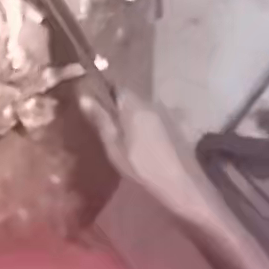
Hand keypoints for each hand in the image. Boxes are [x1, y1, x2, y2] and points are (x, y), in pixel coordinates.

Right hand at [77, 89, 218, 231]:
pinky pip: (155, 116)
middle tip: (108, 124)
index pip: (116, 84)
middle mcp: (151, 101)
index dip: (105, 89)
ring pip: (143, 106)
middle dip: (119, 104)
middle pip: (130, 95)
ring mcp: (166, 112)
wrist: (184, 185)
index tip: (95, 101)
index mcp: (133, 104)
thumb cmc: (143, 167)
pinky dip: (147, 124)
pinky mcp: (176, 124)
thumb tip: (83, 96)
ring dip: (134, 115)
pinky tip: (145, 142)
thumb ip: (100, 120)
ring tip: (127, 136)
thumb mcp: (114, 147)